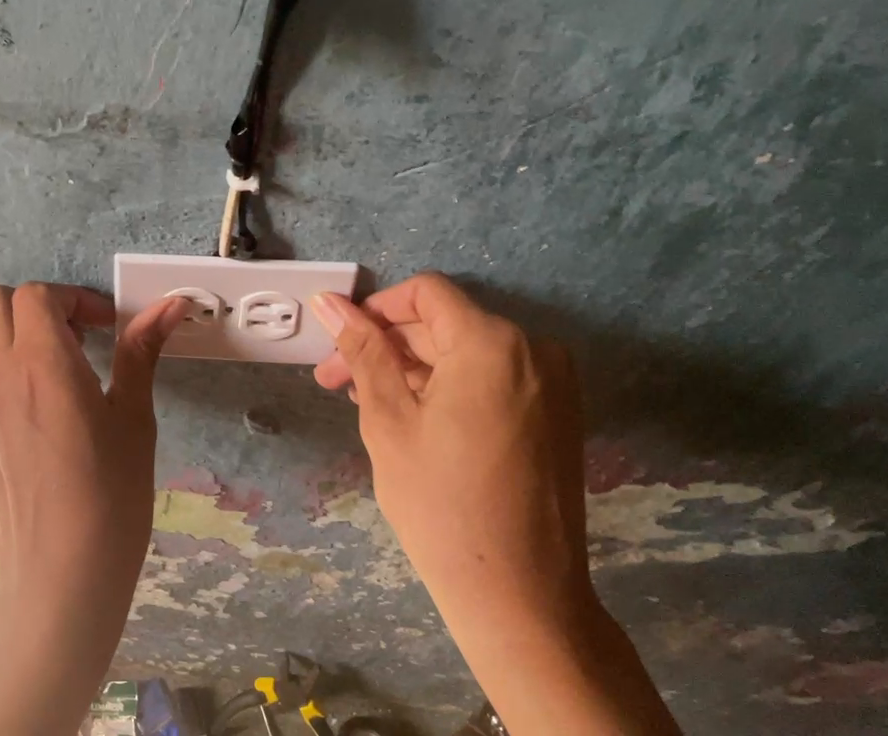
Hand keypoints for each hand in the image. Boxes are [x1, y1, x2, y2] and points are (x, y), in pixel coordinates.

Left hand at [0, 283, 185, 735]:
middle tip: (83, 335)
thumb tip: (170, 305)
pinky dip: (23, 376)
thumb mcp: (134, 420)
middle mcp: (2, 377)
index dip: (74, 297)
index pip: (36, 294)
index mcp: (40, 364)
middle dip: (40, 304)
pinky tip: (59, 422)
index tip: (107, 326)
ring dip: (31, 340)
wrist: (57, 580)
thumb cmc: (109, 496)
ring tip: (79, 382)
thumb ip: (141, 354)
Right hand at [310, 273, 679, 734]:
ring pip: (467, 354)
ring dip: (414, 370)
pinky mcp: (558, 417)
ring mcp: (554, 385)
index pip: (425, 293)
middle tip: (337, 384)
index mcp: (493, 343)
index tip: (339, 346)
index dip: (375, 310)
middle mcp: (535, 351)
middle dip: (388, 347)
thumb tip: (329, 301)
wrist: (519, 594)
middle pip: (445, 324)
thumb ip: (362, 350)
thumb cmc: (440, 502)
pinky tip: (413, 420)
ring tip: (368, 406)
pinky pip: (494, 380)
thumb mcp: (388, 418)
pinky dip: (450, 389)